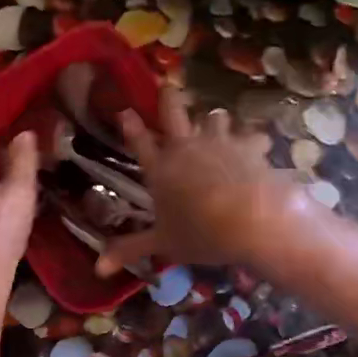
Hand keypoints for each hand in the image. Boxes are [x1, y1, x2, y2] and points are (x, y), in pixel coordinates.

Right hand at [96, 87, 308, 275]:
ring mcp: (219, 142)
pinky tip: (260, 144)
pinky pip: (253, 134)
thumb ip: (129, 250)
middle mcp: (186, 147)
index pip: (139, 141)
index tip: (125, 111)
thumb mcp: (163, 244)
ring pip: (215, 116)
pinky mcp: (250, 145)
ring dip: (215, 120)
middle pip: (173, 110)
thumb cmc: (200, 233)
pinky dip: (255, 139)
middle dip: (169, 98)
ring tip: (217, 124)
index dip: (130, 125)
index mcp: (160, 168)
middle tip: (168, 87)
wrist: (251, 220)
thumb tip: (98, 269)